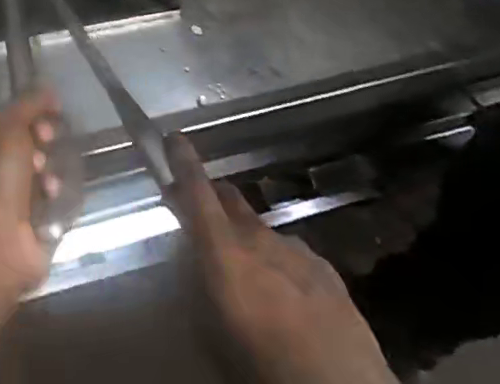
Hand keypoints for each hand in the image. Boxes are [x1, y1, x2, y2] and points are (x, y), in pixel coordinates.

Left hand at [0, 89, 63, 300]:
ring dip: (57, 175)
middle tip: (42, 157)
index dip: (40, 119)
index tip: (45, 125)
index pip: (28, 122)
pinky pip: (70, 201)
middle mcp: (12, 169)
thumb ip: (30, 102)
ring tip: (47, 186)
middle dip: (50, 148)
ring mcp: (30, 198)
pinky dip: (64, 200)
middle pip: (48, 146)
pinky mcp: (49, 223)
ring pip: (61, 172)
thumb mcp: (9, 124)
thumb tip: (51, 90)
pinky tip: (53, 204)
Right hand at [168, 137, 397, 383]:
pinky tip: (287, 301)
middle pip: (229, 200)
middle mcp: (260, 238)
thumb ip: (197, 290)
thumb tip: (192, 269)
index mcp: (225, 251)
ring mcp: (297, 250)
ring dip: (247, 243)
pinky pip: (291, 255)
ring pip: (261, 231)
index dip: (182, 162)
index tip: (173, 138)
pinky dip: (280, 266)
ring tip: (248, 280)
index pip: (197, 191)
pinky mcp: (326, 269)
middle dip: (211, 202)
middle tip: (199, 222)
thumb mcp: (211, 333)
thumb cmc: (263, 365)